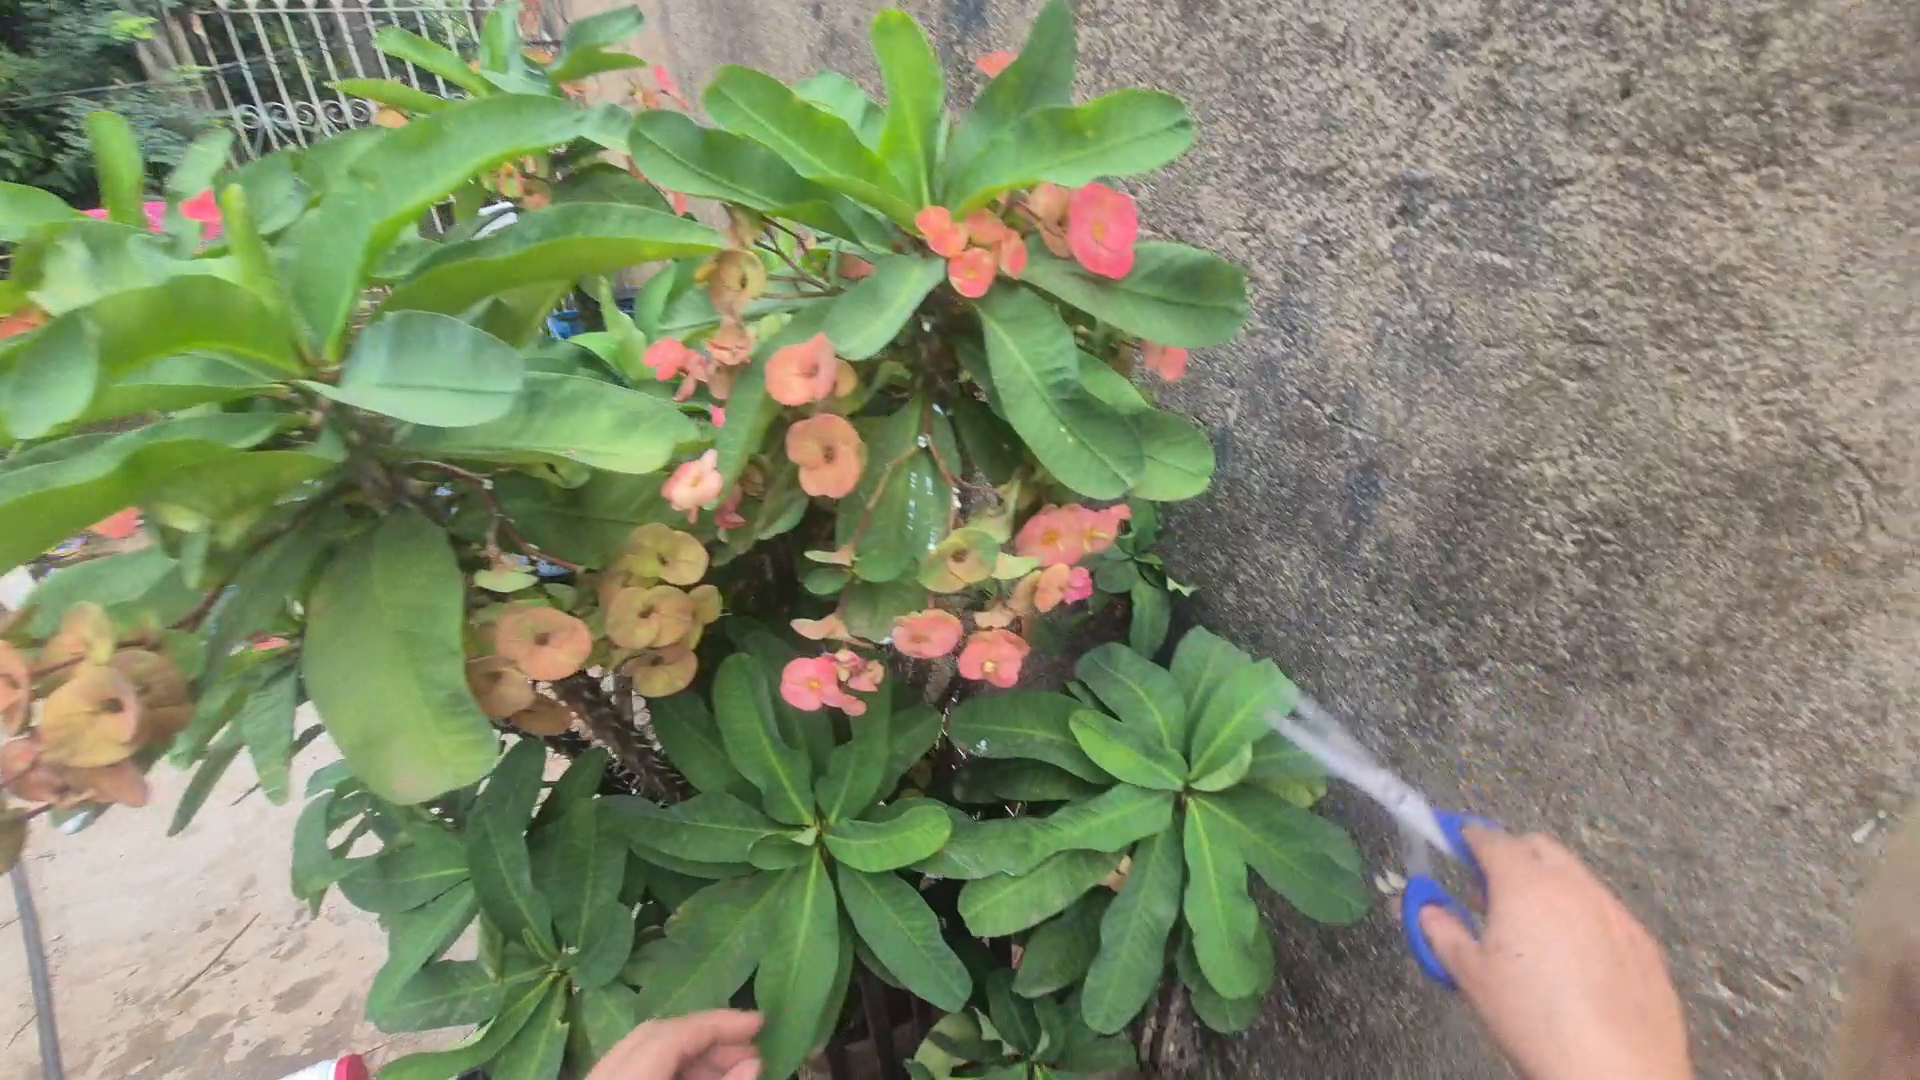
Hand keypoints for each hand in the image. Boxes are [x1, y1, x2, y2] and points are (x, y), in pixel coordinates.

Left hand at [586, 1009, 762, 1079]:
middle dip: (706, 1038)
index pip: (673, 1034)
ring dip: (692, 1056)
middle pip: (656, 1036)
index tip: (760, 1022)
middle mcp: (601, 1076)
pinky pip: (635, 1072)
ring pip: (644, 1054)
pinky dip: (672, 1072)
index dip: (719, 1023)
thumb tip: (755, 1062)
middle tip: (750, 1051)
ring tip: (733, 1071)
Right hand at [1419, 827, 1692, 1079]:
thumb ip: (1440, 930)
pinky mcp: (1646, 948)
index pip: (1491, 840)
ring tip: (1533, 928)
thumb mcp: (1469, 973)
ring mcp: (1617, 916)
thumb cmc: (1532, 1018)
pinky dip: (1583, 916)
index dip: (1468, 837)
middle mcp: (1574, 888)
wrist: (1619, 1076)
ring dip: (1549, 884)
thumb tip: (1427, 908)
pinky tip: (1576, 959)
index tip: (1454, 844)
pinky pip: (1607, 912)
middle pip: (1539, 847)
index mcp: (1525, 886)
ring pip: (1577, 878)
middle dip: (1512, 854)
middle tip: (1491, 889)